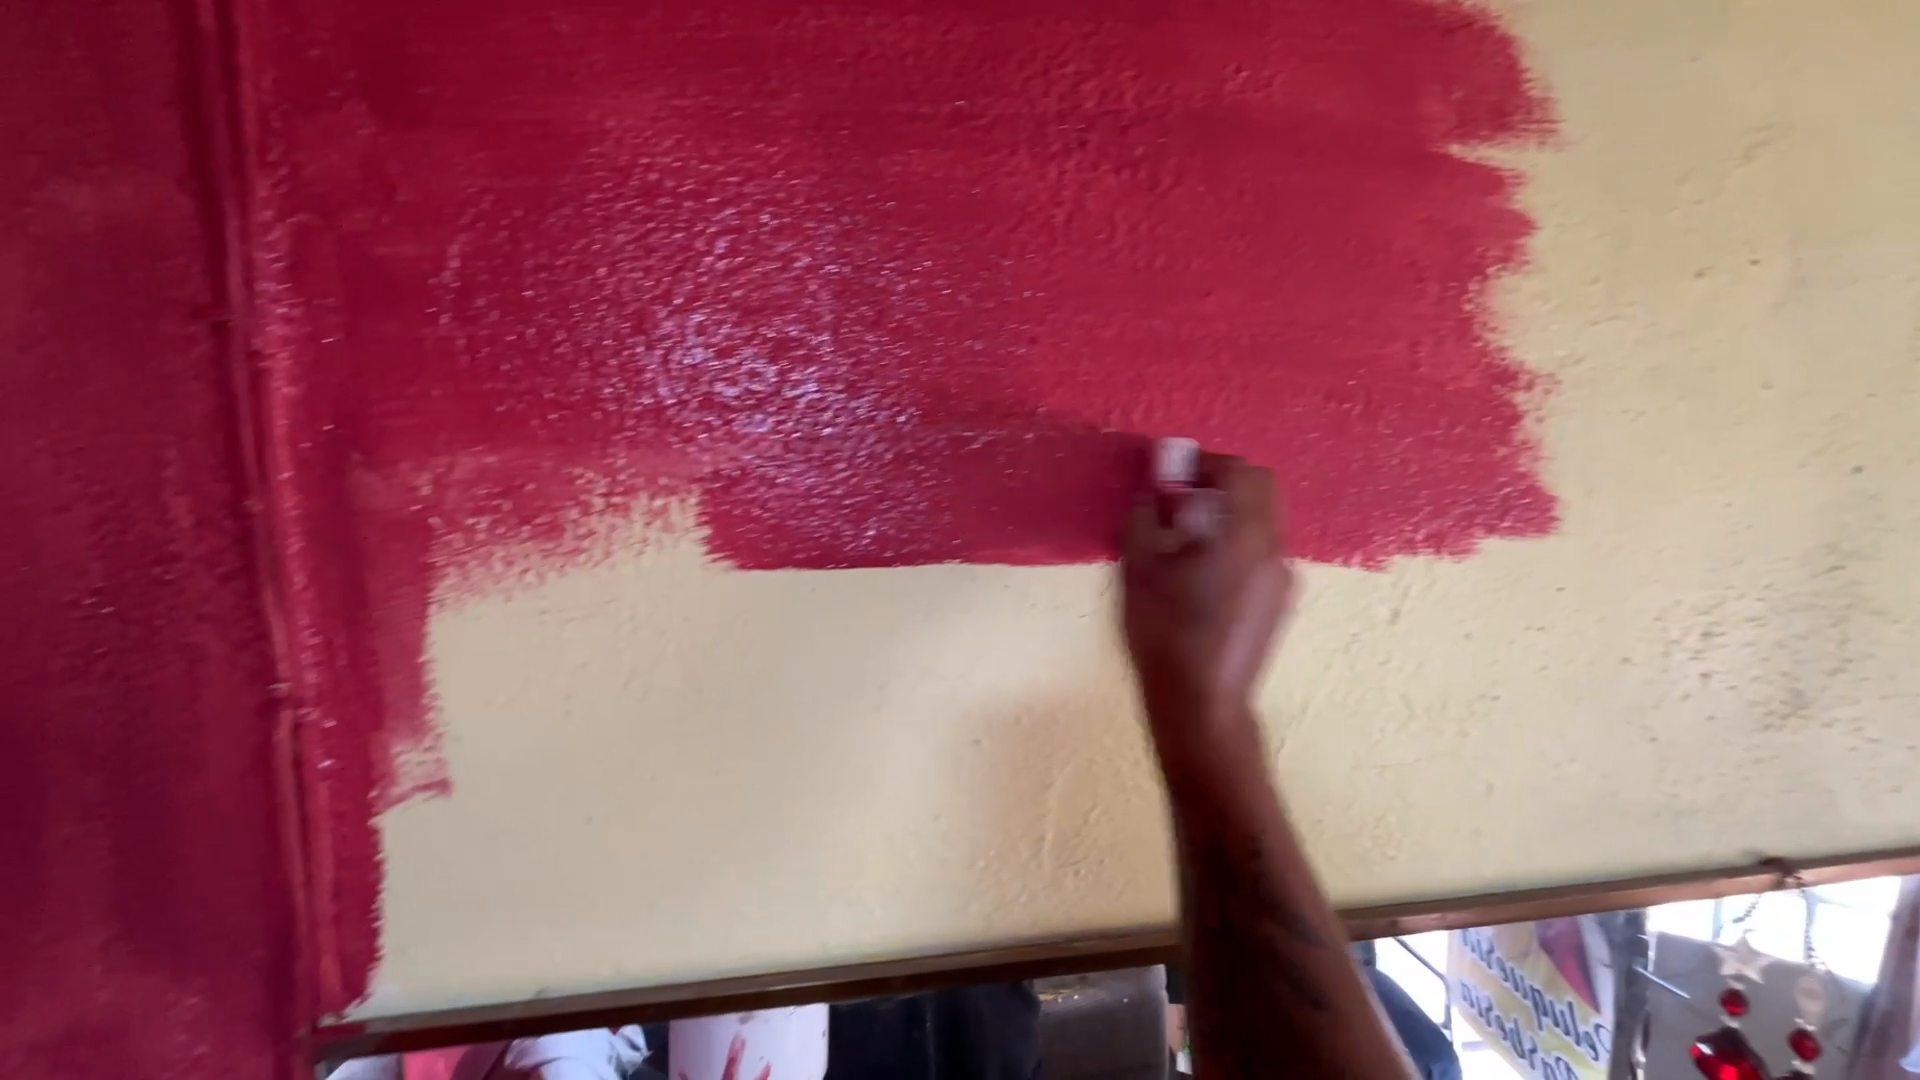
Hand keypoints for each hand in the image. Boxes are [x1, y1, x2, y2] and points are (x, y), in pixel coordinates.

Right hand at [1121, 450, 1292, 754]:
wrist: (1200, 702)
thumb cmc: (1164, 630)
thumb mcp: (1139, 566)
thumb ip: (1146, 515)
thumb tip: (1153, 491)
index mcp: (1244, 533)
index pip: (1239, 471)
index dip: (1204, 463)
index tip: (1172, 475)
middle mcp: (1274, 549)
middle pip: (1261, 490)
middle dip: (1221, 484)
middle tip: (1181, 500)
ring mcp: (1283, 579)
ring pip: (1262, 523)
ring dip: (1228, 515)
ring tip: (1186, 543)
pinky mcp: (1280, 603)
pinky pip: (1261, 554)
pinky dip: (1236, 545)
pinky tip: (1202, 577)